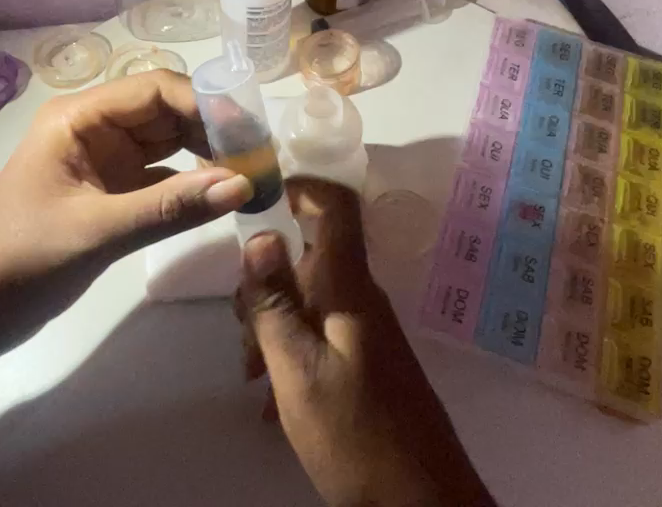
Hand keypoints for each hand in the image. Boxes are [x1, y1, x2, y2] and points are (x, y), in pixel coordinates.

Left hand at [0, 70, 252, 308]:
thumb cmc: (25, 261)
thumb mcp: (100, 231)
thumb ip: (172, 206)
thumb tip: (243, 185)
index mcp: (79, 117)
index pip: (155, 89)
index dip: (205, 104)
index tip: (248, 131)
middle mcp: (94, 127)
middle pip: (167, 110)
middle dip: (213, 127)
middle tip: (258, 154)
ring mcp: (104, 156)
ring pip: (169, 139)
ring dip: (207, 152)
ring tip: (249, 170)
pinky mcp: (112, 186)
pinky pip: (163, 170)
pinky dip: (193, 178)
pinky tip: (221, 190)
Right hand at [238, 180, 494, 506]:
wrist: (420, 500)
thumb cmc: (355, 432)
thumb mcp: (297, 371)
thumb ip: (276, 303)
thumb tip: (260, 233)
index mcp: (348, 287)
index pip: (335, 207)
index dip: (300, 186)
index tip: (257, 195)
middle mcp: (359, 296)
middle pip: (306, 254)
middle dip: (264, 279)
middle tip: (241, 328)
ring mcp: (363, 328)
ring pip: (306, 296)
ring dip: (271, 322)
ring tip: (249, 374)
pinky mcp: (363, 358)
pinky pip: (318, 330)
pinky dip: (288, 350)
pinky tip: (268, 395)